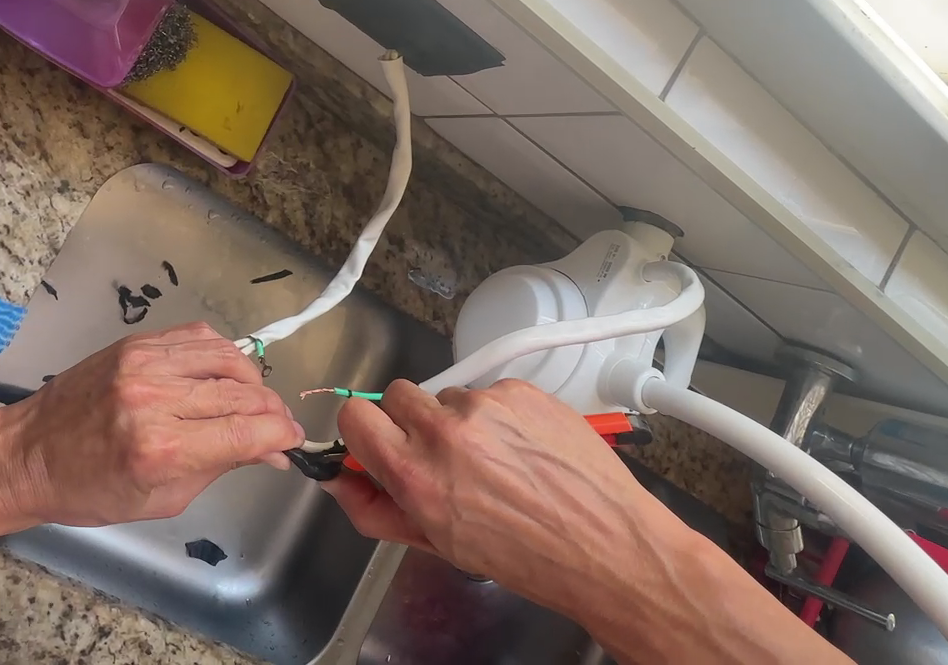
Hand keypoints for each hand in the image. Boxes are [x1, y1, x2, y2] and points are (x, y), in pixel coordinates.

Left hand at [0, 321, 304, 526]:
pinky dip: (221, 353)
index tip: (293, 441)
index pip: (248, 432)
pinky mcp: (136, 342)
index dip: (282, 436)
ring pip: (227, 357)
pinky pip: (198, 337)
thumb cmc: (89, 490)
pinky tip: (222, 373)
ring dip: (251, 379)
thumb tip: (270, 450)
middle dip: (272, 411)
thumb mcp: (161, 500)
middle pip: (242, 393)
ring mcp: (145, 362)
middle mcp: (156, 398)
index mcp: (161, 450)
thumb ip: (220, 467)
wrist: (29, 452)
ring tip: (252, 399)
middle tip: (278, 425)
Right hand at [321, 380, 681, 618]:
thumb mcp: (438, 544)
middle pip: (396, 395)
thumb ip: (375, 509)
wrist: (610, 548)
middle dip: (411, 421)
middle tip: (443, 454)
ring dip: (459, 419)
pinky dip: (499, 415)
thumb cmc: (524, 558)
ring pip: (446, 395)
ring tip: (496, 458)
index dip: (365, 429)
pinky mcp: (518, 389)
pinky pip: (489, 392)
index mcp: (416, 474)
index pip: (355, 415)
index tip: (380, 441)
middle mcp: (443, 431)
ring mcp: (484, 404)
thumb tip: (337, 476)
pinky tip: (524, 447)